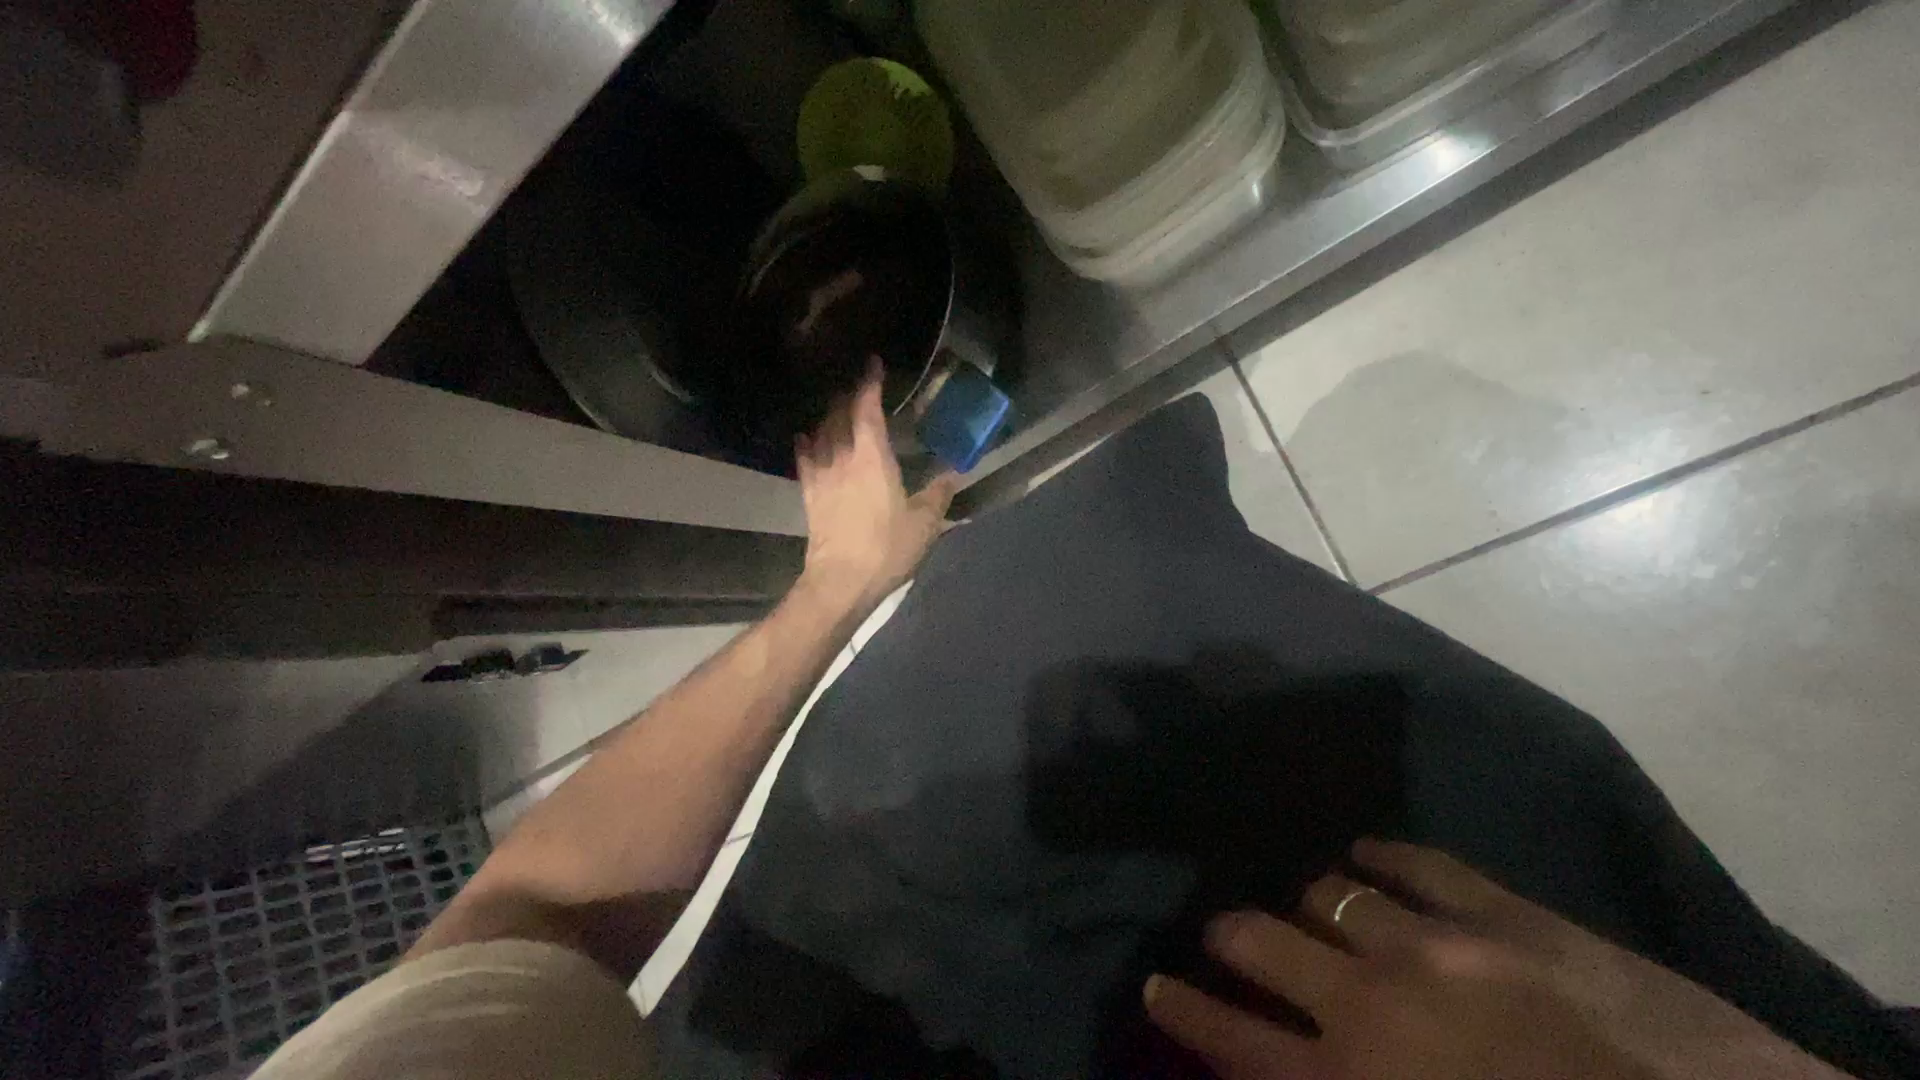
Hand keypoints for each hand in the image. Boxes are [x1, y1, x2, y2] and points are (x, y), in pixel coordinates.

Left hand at [795, 359, 958, 612]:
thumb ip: (938, 494)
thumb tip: (954, 472)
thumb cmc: (887, 548)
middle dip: (848, 397)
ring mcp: (821, 476)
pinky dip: (806, 444)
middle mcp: (843, 458)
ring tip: (837, 409)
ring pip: (821, 434)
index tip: (874, 364)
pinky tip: (805, 438)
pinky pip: (804, 460)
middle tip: (859, 387)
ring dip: (828, 417)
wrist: (841, 581)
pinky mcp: (809, 495)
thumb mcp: (924, 524)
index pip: (868, 409)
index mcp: (873, 458)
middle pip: (840, 416)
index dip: (870, 384)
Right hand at [1145, 840, 1854, 1079]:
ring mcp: (1439, 944)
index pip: (1236, 1038)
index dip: (1187, 1009)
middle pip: (1266, 945)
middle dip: (1231, 938)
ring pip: (1333, 896)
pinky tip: (1365, 853)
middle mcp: (1375, 1000)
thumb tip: (1298, 1069)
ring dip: (1308, 902)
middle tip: (1219, 932)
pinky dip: (1381, 857)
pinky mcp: (1507, 914)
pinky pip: (1419, 864)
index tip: (1155, 983)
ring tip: (1304, 900)